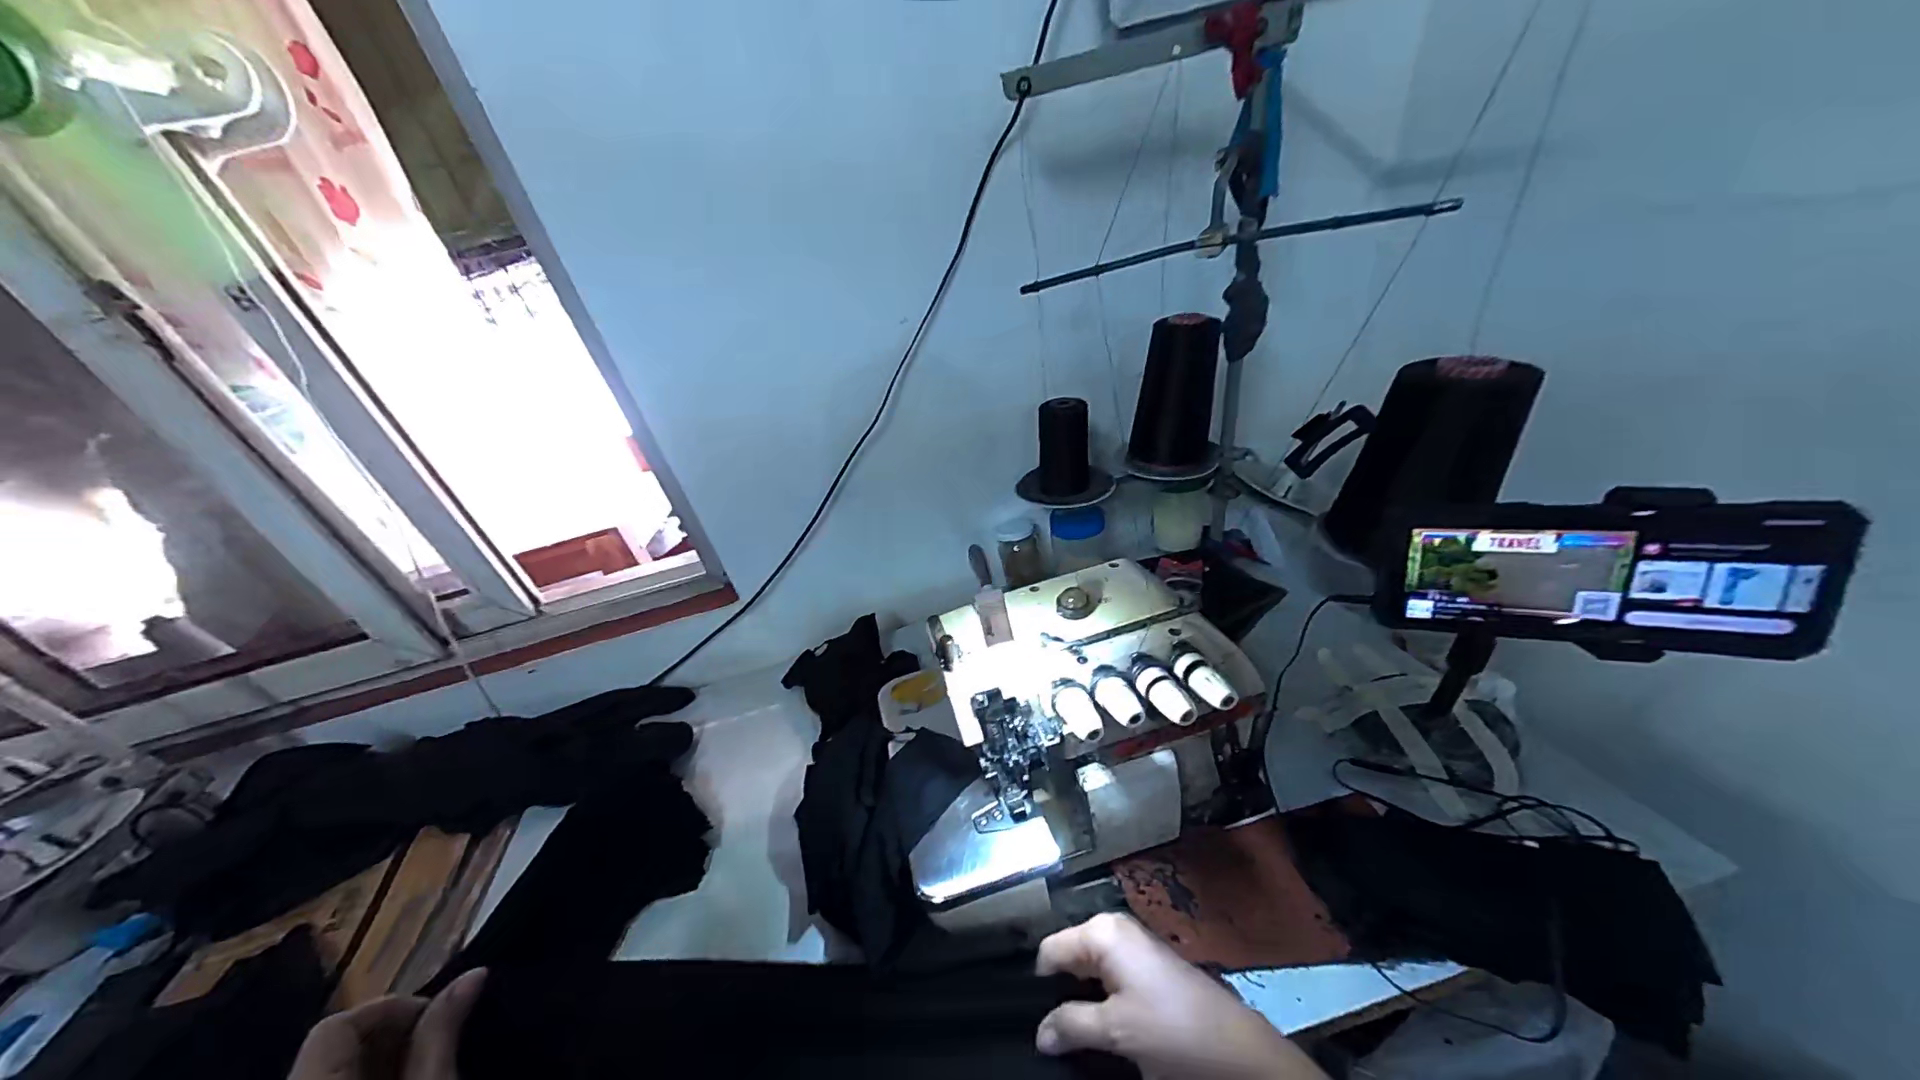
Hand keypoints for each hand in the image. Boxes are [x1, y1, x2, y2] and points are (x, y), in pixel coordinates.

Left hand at [287, 969, 485, 1079]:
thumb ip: (441, 1033)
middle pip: (333, 1046)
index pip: (337, 1024)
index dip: (390, 1009)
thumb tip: (474, 973)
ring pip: (333, 1069)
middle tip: (438, 1041)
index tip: (437, 1016)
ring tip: (427, 1062)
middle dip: (389, 1034)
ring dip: (381, 1059)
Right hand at [1036, 914, 1326, 1079]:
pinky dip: (1100, 999)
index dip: (1037, 983)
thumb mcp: (1115, 1031)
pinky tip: (1099, 1025)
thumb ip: (1071, 1025)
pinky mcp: (1150, 969)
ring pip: (1089, 970)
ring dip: (1079, 998)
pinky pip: (1109, 978)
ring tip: (1071, 1030)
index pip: (1050, 949)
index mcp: (1102, 931)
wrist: (1238, 1049)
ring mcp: (1135, 948)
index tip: (1027, 1014)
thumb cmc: (1171, 1029)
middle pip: (1069, 956)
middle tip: (1049, 1026)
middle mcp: (1115, 930)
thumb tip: (1039, 1033)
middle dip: (1058, 989)